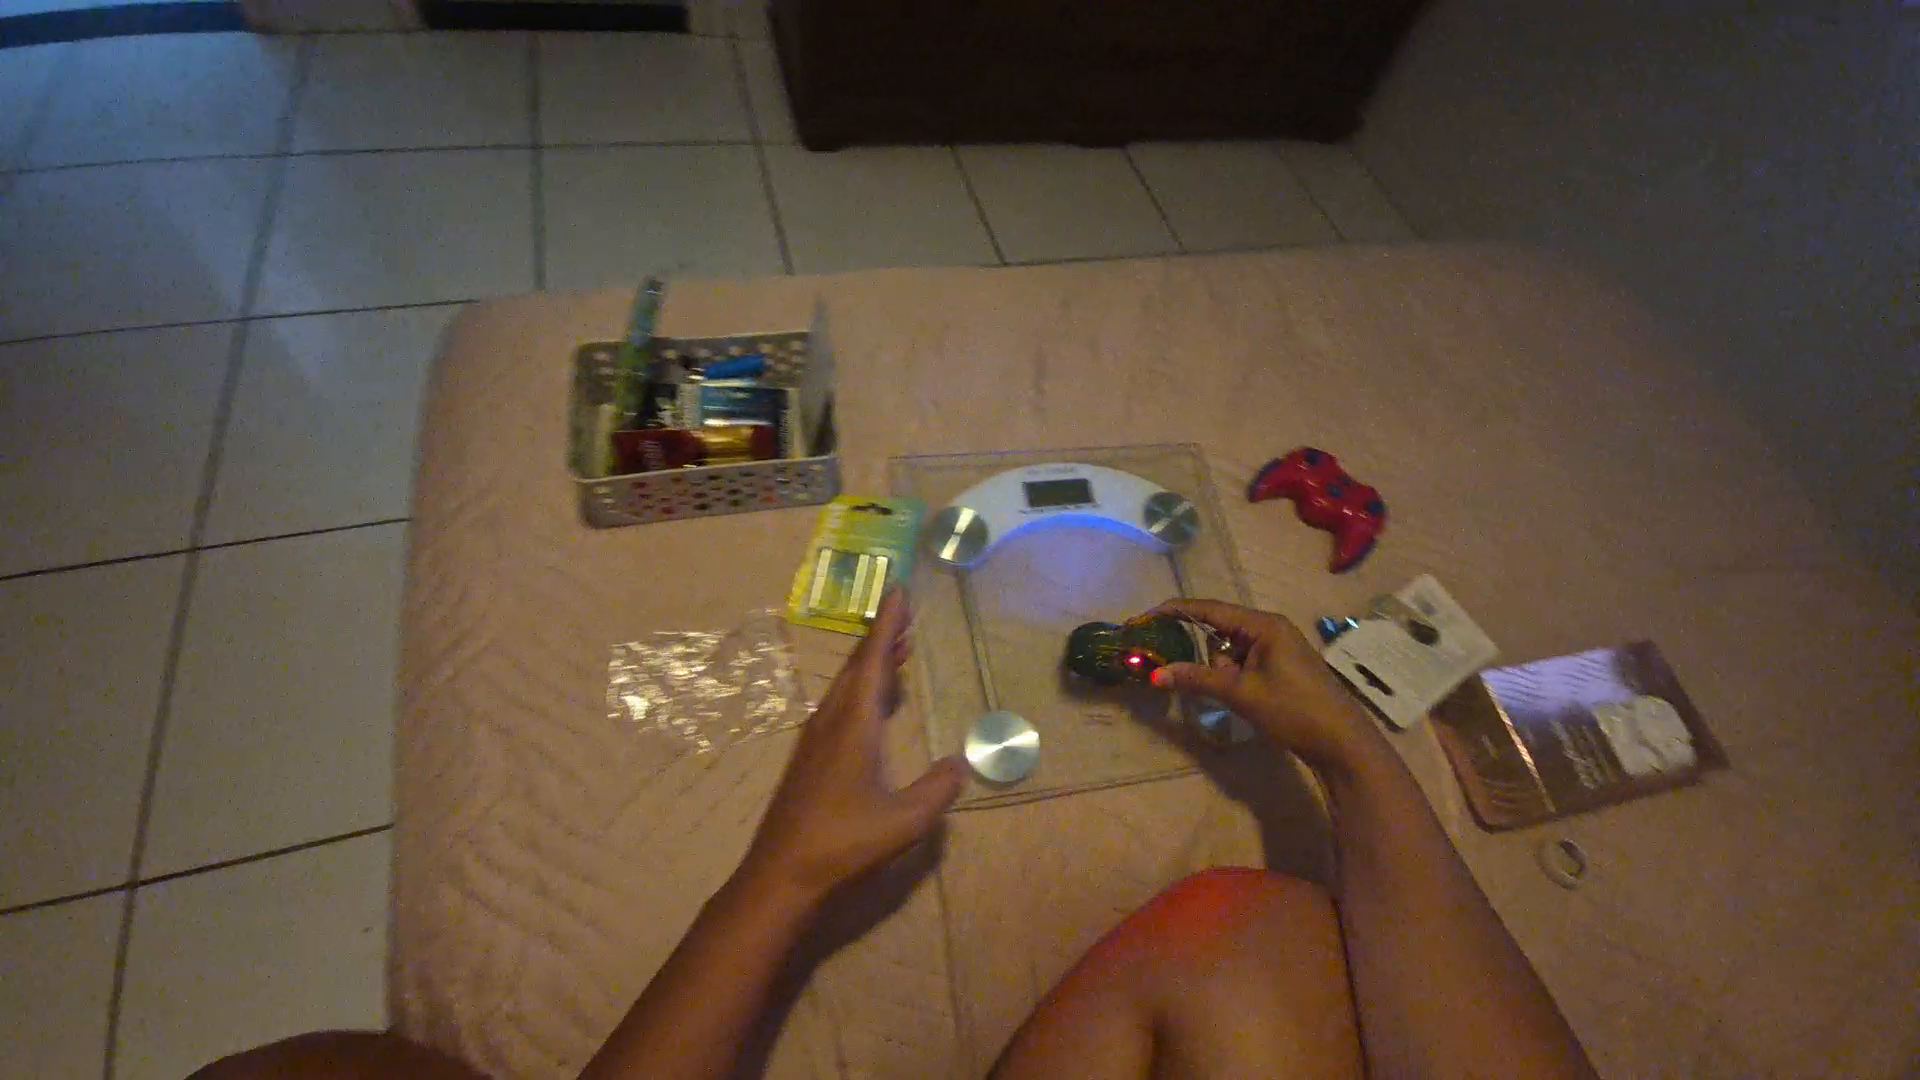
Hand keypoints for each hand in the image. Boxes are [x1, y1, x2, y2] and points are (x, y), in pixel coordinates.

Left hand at [742, 591, 966, 903]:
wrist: (780, 875)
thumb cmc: (843, 844)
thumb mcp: (904, 822)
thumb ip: (937, 790)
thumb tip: (962, 763)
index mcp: (854, 725)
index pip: (874, 661)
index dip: (888, 624)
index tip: (898, 590)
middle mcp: (831, 721)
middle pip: (858, 666)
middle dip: (882, 637)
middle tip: (905, 615)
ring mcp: (815, 738)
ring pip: (846, 685)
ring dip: (872, 663)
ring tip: (897, 650)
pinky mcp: (809, 757)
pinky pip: (839, 704)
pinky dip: (861, 688)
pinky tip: (872, 705)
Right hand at [1149, 599, 1382, 772]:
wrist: (1343, 745)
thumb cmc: (1294, 710)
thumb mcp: (1240, 693)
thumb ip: (1196, 679)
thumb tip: (1154, 674)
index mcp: (1263, 625)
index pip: (1208, 608)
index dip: (1174, 612)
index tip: (1145, 620)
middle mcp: (1269, 629)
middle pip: (1217, 626)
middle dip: (1191, 641)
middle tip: (1159, 654)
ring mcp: (1276, 648)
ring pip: (1228, 647)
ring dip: (1212, 664)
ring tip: (1203, 683)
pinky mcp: (1279, 668)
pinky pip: (1241, 661)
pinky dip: (1226, 673)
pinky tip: (1221, 690)